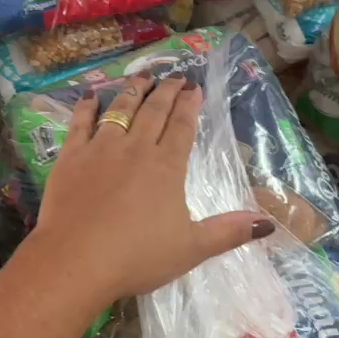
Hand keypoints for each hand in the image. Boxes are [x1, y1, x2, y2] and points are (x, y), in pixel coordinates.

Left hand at [24, 74, 276, 305]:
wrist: (75, 261)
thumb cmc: (136, 257)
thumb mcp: (191, 249)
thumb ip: (227, 232)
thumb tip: (267, 224)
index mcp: (167, 167)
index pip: (182, 126)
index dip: (190, 104)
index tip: (194, 87)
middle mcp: (136, 148)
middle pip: (154, 111)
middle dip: (166, 90)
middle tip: (174, 76)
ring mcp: (100, 148)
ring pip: (120, 109)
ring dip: (133, 90)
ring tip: (142, 76)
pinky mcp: (71, 156)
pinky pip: (80, 122)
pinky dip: (86, 106)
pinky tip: (90, 95)